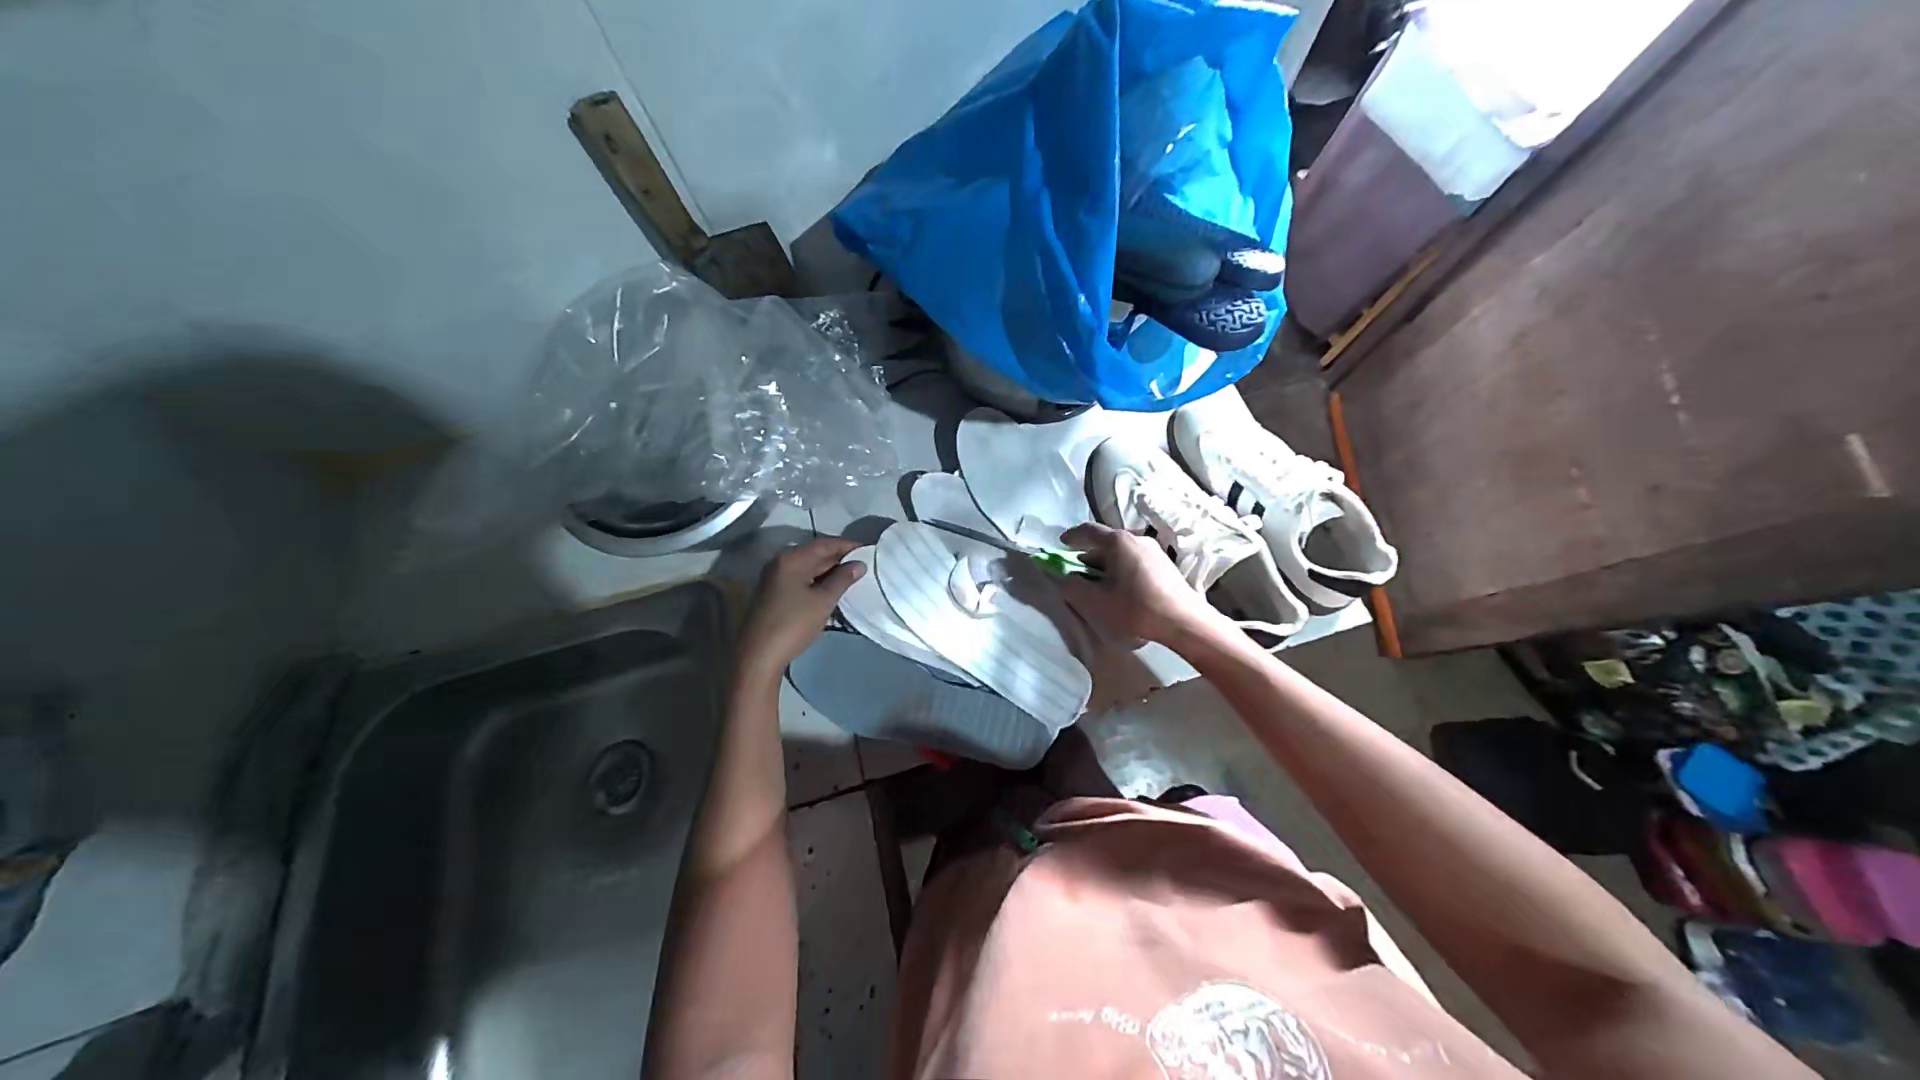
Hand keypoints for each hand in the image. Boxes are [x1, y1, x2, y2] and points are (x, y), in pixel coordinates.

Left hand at [734, 536, 864, 684]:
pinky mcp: (774, 594)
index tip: (869, 549)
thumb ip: (842, 579)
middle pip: (815, 554)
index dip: (848, 545)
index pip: (824, 544)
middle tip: (864, 564)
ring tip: (853, 578)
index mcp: (791, 559)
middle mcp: (780, 563)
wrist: (759, 655)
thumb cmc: (793, 624)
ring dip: (830, 572)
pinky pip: (801, 580)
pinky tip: (833, 591)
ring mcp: (775, 579)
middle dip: (839, 558)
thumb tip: (859, 564)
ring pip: (808, 569)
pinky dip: (818, 582)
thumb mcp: (823, 601)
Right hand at [1058, 522, 1229, 645]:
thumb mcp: (1094, 602)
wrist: (1184, 622)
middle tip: (1079, 575)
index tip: (1061, 545)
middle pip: (1106, 544)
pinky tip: (1123, 593)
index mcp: (1118, 542)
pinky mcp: (1166, 567)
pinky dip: (1123, 572)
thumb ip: (1072, 587)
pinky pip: (1136, 563)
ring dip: (1107, 567)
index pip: (1088, 531)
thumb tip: (1066, 578)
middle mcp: (1138, 539)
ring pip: (1122, 555)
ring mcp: (1155, 552)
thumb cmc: (1135, 609)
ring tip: (1101, 588)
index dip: (1071, 537)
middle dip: (1089, 558)